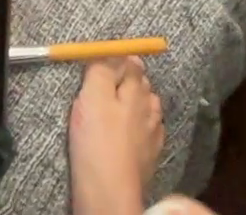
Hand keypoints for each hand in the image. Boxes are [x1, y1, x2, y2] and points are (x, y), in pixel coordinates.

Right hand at [68, 55, 164, 214]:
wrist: (109, 194)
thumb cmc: (98, 142)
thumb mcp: (92, 96)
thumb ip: (101, 68)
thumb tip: (108, 51)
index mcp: (138, 89)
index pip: (131, 60)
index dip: (114, 59)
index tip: (96, 66)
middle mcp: (151, 106)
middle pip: (138, 82)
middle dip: (121, 80)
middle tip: (96, 90)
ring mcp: (153, 132)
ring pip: (142, 106)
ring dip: (128, 104)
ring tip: (107, 114)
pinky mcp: (150, 155)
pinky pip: (143, 130)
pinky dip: (133, 127)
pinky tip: (120, 136)